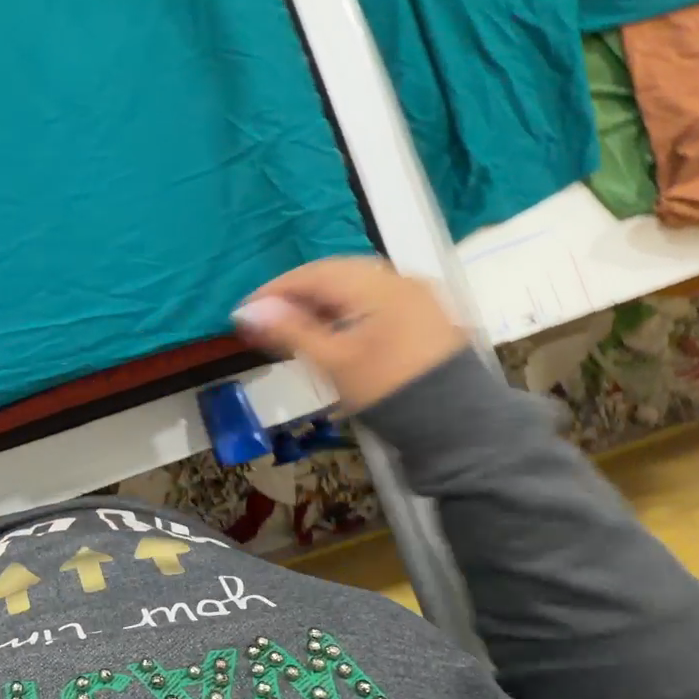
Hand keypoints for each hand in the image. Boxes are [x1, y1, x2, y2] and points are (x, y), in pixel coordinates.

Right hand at [232, 256, 468, 410]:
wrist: (455, 424)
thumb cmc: (387, 390)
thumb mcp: (331, 361)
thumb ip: (288, 331)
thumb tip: (246, 311)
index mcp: (376, 285)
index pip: (313, 274)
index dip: (274, 290)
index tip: (244, 312)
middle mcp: (398, 280)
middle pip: (335, 274)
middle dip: (296, 294)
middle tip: (265, 319)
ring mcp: (415, 295)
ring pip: (355, 286)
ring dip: (320, 301)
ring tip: (292, 326)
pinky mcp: (423, 314)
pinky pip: (373, 298)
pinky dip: (345, 308)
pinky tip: (330, 328)